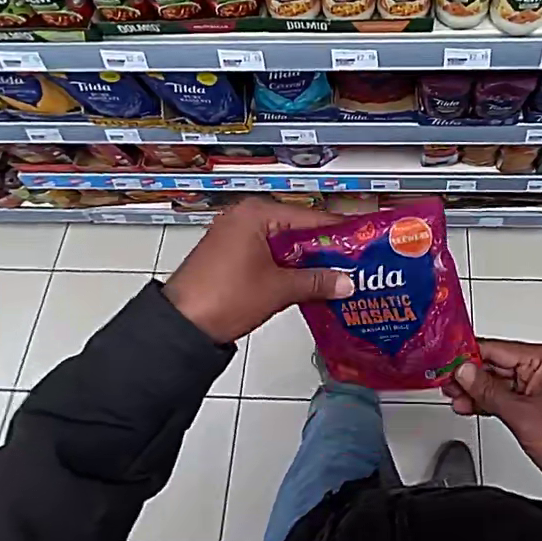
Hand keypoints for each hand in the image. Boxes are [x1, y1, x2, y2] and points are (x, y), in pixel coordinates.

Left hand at [163, 198, 353, 343]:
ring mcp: (235, 235)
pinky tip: (307, 281)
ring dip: (305, 259)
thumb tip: (346, 281)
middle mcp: (245, 217)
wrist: (180, 327)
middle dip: (322, 248)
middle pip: (296, 228)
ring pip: (282, 243)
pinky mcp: (230, 254)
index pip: (309, 216)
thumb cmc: (224, 298)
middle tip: (353, 261)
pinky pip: (268, 253)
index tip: (361, 238)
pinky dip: (286, 266)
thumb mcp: (278, 289)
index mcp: (256, 213)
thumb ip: (316, 281)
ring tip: (336, 274)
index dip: (337, 230)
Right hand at [444, 339, 541, 514]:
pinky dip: (488, 402)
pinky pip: (506, 396)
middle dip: (469, 373)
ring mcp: (540, 388)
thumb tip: (464, 371)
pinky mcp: (537, 406)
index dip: (467, 354)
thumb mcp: (522, 415)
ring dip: (475, 389)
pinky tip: (469, 405)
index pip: (495, 348)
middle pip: (495, 363)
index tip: (444, 360)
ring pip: (498, 381)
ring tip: (452, 395)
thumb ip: (488, 391)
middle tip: (443, 380)